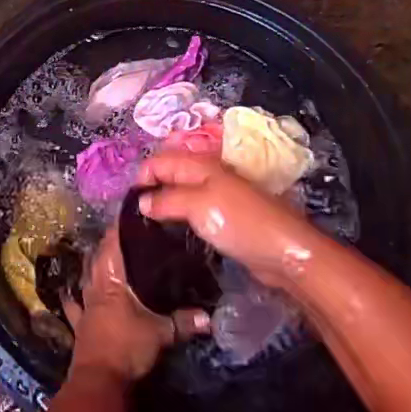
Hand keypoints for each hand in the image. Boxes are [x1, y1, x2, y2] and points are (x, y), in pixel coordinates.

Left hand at [65, 226, 209, 382]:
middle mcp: (95, 287)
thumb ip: (184, 322)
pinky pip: (74, 306)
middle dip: (108, 243)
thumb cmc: (127, 347)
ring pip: (85, 277)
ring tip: (98, 254)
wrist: (98, 381)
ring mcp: (85, 306)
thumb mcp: (161, 333)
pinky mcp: (79, 325)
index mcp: (112, 281)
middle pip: (98, 257)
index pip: (113, 245)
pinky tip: (70, 292)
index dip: (120, 228)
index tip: (129, 213)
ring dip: (91, 265)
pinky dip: (73, 298)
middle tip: (123, 233)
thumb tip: (209, 317)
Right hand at [136, 152, 329, 288]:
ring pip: (182, 191)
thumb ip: (167, 200)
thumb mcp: (199, 206)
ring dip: (164, 201)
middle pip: (171, 172)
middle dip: (151, 185)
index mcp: (201, 165)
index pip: (161, 160)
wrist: (282, 251)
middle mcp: (208, 175)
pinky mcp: (224, 218)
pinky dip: (179, 215)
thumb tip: (141, 201)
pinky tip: (172, 231)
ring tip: (146, 224)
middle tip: (133, 213)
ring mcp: (218, 196)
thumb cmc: (240, 223)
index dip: (142, 176)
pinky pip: (194, 209)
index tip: (128, 202)